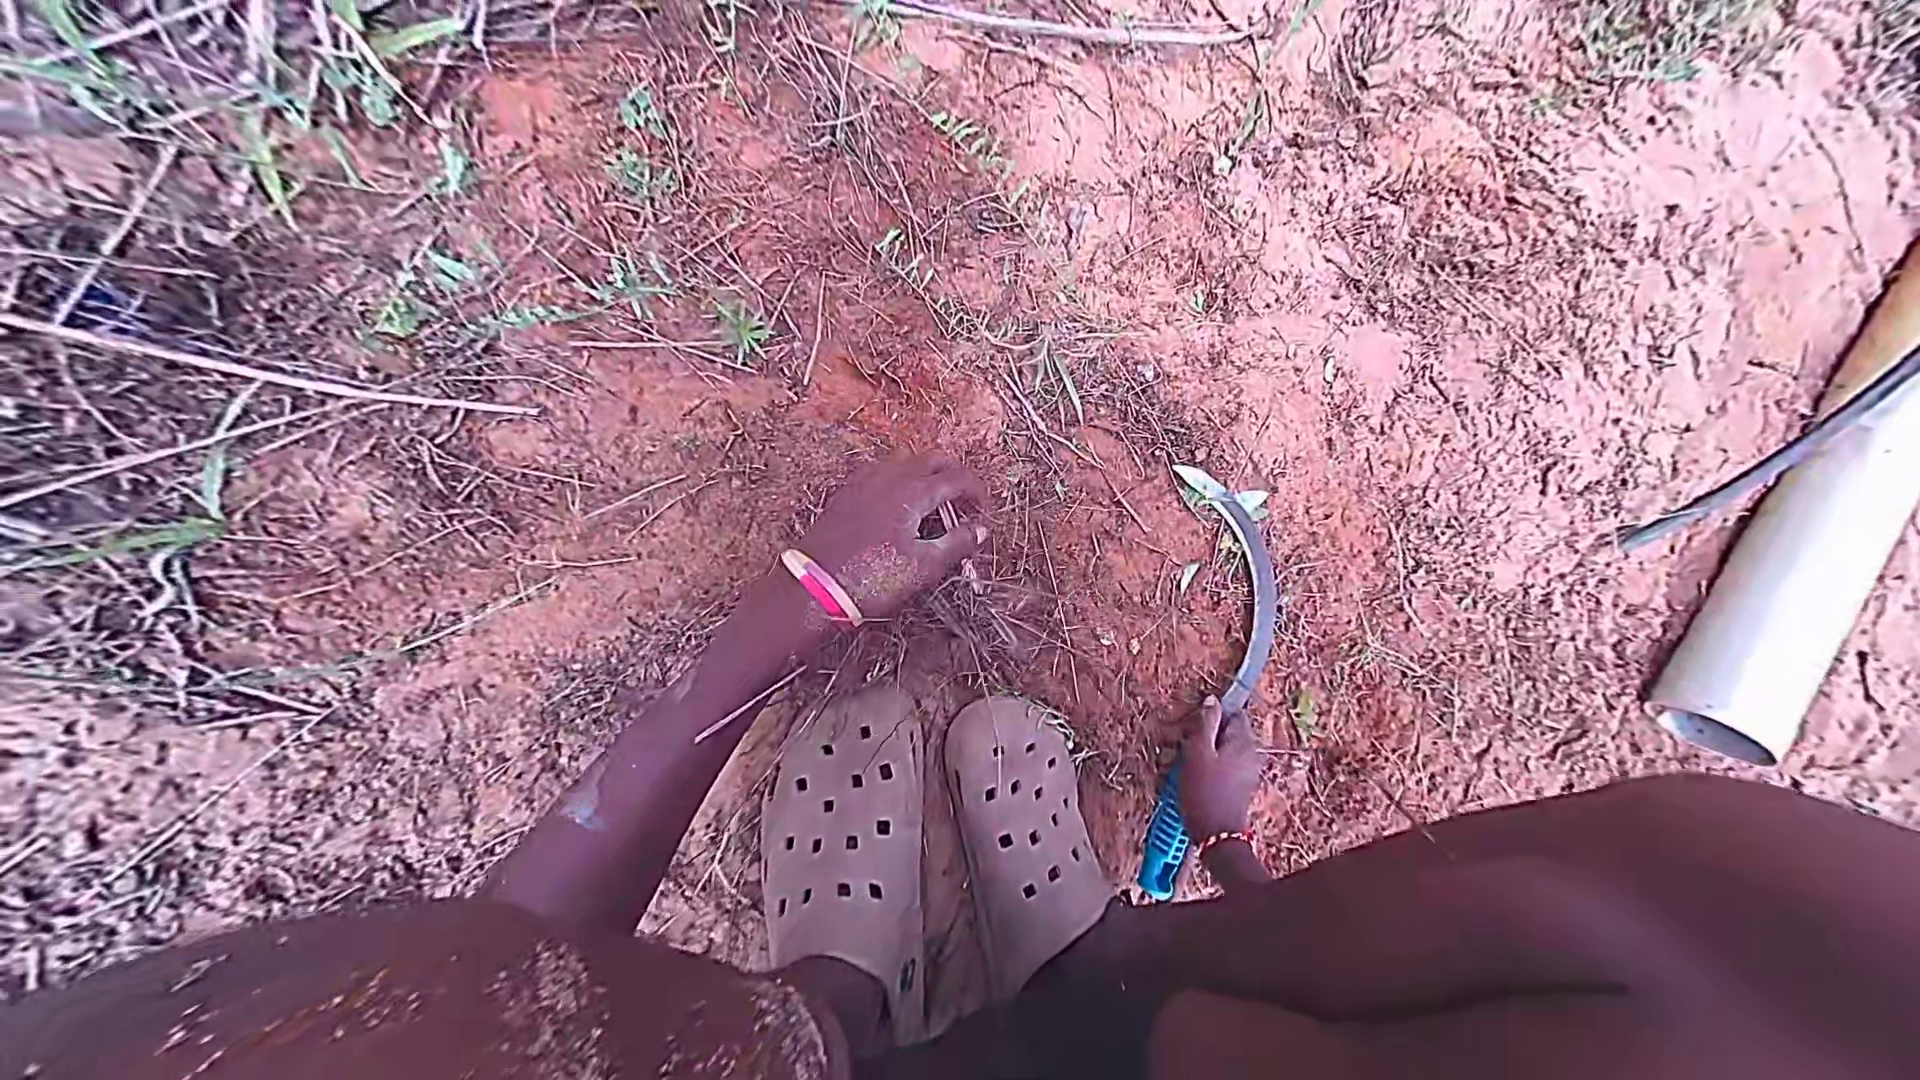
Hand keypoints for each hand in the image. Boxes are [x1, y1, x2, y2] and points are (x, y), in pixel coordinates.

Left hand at [794, 456, 987, 620]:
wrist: (816, 586)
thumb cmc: (874, 578)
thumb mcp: (924, 566)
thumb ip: (957, 543)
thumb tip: (981, 530)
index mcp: (913, 491)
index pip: (957, 478)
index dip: (977, 493)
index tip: (983, 512)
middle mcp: (890, 476)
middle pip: (933, 459)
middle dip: (955, 476)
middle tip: (963, 504)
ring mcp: (865, 480)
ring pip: (906, 460)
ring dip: (926, 474)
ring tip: (933, 505)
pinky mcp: (848, 491)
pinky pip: (882, 471)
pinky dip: (901, 479)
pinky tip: (900, 507)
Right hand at [1180, 696, 1261, 839]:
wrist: (1216, 835)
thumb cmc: (1204, 790)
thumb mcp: (1198, 751)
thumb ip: (1206, 723)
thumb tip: (1212, 700)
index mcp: (1244, 742)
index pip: (1234, 713)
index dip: (1214, 715)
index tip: (1195, 724)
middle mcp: (1251, 754)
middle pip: (1228, 731)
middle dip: (1206, 734)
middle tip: (1186, 745)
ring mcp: (1247, 771)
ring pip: (1223, 749)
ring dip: (1204, 751)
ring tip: (1186, 763)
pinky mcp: (1239, 785)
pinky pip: (1223, 765)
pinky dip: (1209, 766)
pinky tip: (1194, 777)